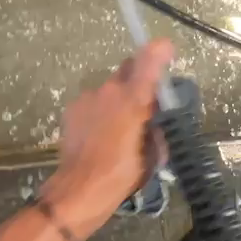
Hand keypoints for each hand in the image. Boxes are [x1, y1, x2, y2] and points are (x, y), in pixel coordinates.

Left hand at [40, 39, 173, 239]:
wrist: (80, 189)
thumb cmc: (121, 175)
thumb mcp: (152, 155)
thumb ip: (156, 127)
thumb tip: (155, 117)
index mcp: (133, 100)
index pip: (148, 60)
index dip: (159, 51)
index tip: (168, 50)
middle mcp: (110, 90)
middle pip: (128, 70)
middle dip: (138, 81)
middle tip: (143, 105)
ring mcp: (88, 97)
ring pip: (110, 88)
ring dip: (117, 100)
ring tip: (118, 128)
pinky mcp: (73, 107)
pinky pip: (93, 101)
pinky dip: (99, 111)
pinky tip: (99, 134)